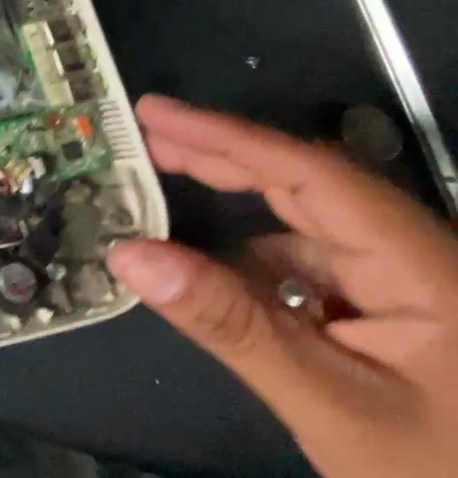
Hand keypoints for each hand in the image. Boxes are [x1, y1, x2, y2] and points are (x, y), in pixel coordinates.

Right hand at [108, 95, 457, 477]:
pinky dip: (256, 259)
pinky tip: (218, 276)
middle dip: (221, 158)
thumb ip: (231, 325)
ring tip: (159, 193)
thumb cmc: (432, 469)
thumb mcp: (328, 405)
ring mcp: (415, 289)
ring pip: (308, 227)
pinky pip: (314, 264)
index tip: (151, 112)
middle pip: (311, 187)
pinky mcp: (400, 314)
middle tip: (140, 136)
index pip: (314, 178)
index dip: (228, 137)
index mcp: (425, 271)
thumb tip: (127, 253)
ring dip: (233, 206)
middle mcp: (423, 263)